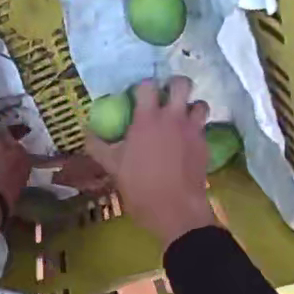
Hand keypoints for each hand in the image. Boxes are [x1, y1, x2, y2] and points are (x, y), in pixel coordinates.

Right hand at [84, 76, 218, 245]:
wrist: (175, 210)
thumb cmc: (139, 187)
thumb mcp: (112, 167)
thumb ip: (98, 146)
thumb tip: (87, 132)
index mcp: (147, 120)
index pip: (147, 86)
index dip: (142, 87)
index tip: (136, 96)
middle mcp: (173, 118)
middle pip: (181, 84)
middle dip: (174, 85)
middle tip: (165, 96)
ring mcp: (193, 130)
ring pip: (200, 103)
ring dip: (190, 106)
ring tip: (180, 117)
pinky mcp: (205, 145)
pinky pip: (204, 127)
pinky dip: (196, 128)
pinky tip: (186, 141)